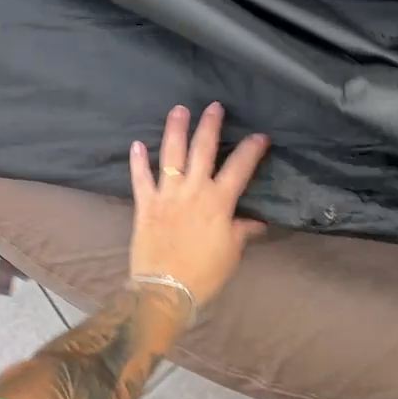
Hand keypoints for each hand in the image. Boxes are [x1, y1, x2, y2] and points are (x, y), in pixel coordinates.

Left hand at [127, 103, 269, 311]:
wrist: (164, 292)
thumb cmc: (204, 274)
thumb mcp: (231, 253)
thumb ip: (242, 231)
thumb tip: (257, 221)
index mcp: (218, 202)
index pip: (240, 168)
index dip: (252, 149)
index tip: (261, 135)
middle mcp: (193, 191)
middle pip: (203, 150)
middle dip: (210, 125)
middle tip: (214, 106)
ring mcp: (167, 196)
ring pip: (171, 155)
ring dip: (175, 130)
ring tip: (179, 110)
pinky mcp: (145, 206)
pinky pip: (140, 179)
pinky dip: (138, 161)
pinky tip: (137, 144)